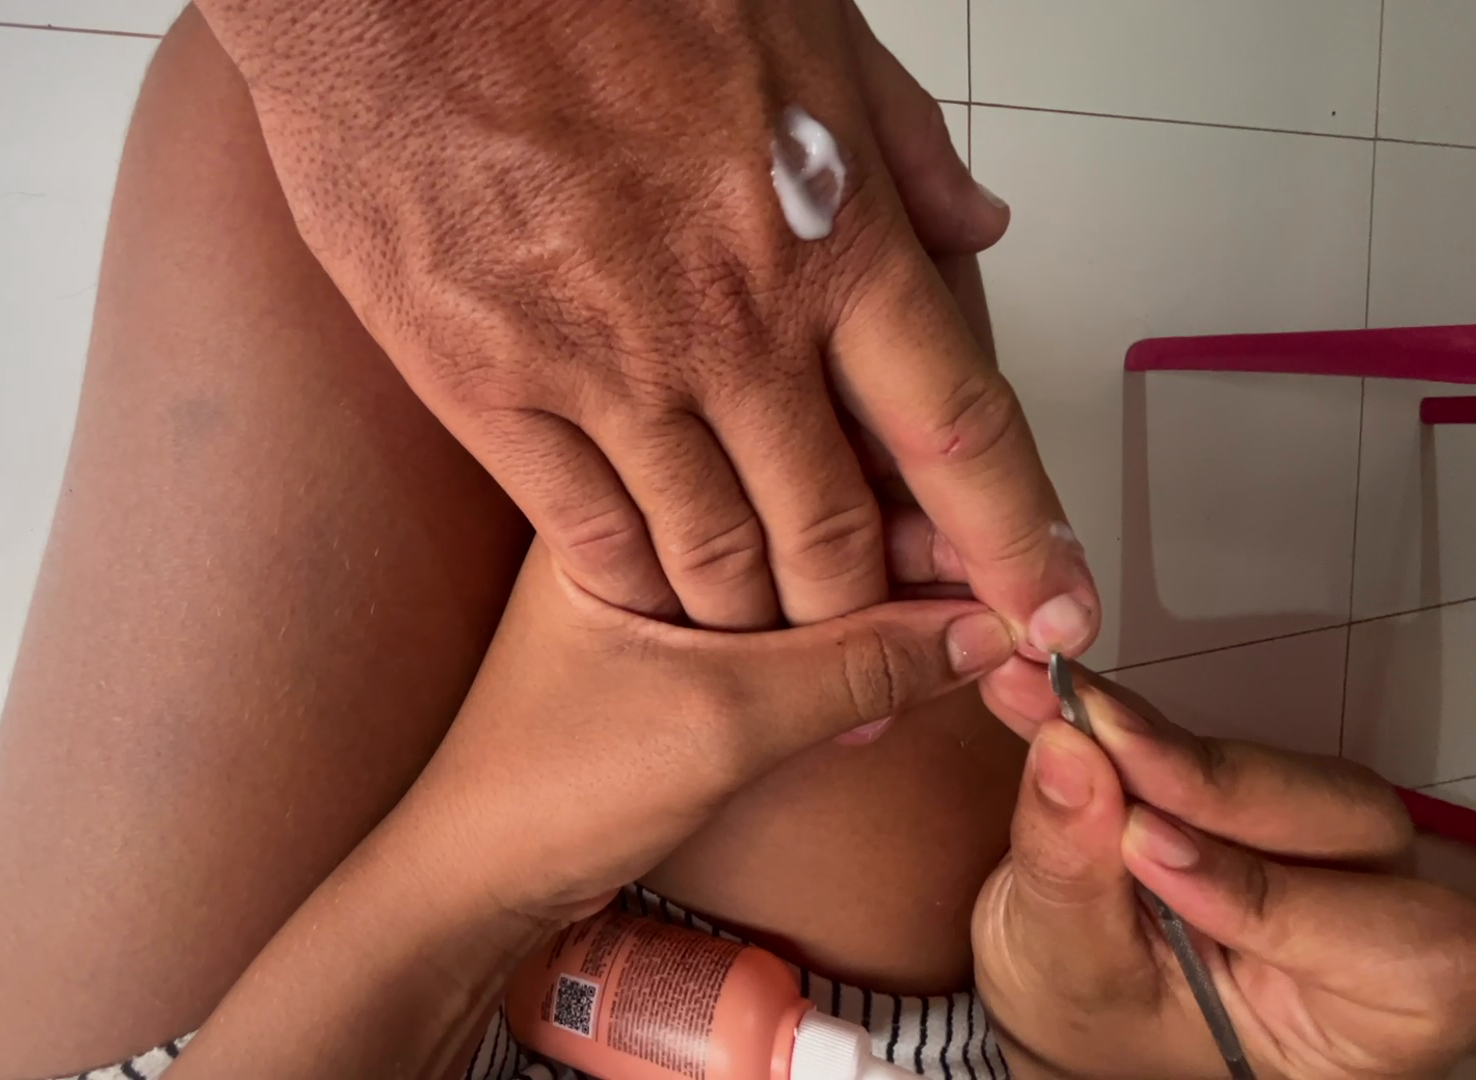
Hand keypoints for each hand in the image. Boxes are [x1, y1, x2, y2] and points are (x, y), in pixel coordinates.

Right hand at [196, 0, 1096, 655]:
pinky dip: (643, 586)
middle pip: (830, 527)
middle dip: (863, 606)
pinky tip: (658, 603)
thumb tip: (972, 236)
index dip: (1016, 537)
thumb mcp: (792, 27)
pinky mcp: (495, 396)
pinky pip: (595, 536)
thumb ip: (896, 148)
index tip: (1051, 608)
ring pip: (713, 555)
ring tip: (765, 634)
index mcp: (819, 234)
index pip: (956, 425)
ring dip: (752, 616)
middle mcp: (726, 328)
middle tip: (877, 638)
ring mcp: (605, 372)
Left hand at [394, 542, 1016, 922]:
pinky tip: (895, 652)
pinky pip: (775, 621)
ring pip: (794, 569)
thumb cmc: (557, 783)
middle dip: (896, 546)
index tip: (980, 534)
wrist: (488, 870)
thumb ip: (850, 669)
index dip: (888, 500)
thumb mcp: (721, 718)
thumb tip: (972, 630)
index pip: (778, 468)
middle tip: (987, 577)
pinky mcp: (677, 641)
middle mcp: (643, 529)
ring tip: (958, 617)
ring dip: (874, 598)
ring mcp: (662, 585)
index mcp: (627, 509)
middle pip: (795, 511)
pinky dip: (836, 639)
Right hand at [971, 679, 1475, 1078]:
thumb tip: (1065, 747)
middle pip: (1352, 826)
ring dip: (1162, 739)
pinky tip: (1058, 695)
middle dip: (1212, 783)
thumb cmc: (1071, 1007)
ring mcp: (1296, 847)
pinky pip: (1195, 737)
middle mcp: (1356, 922)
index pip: (1404, 955)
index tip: (1143, 846)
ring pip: (1277, 765)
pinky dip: (1119, 712)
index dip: (1280, 893)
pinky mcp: (1226, 791)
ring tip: (1064, 711)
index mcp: (1356, 1021)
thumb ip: (1070, 862)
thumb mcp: (1060, 956)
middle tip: (1095, 739)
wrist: (1042, 978)